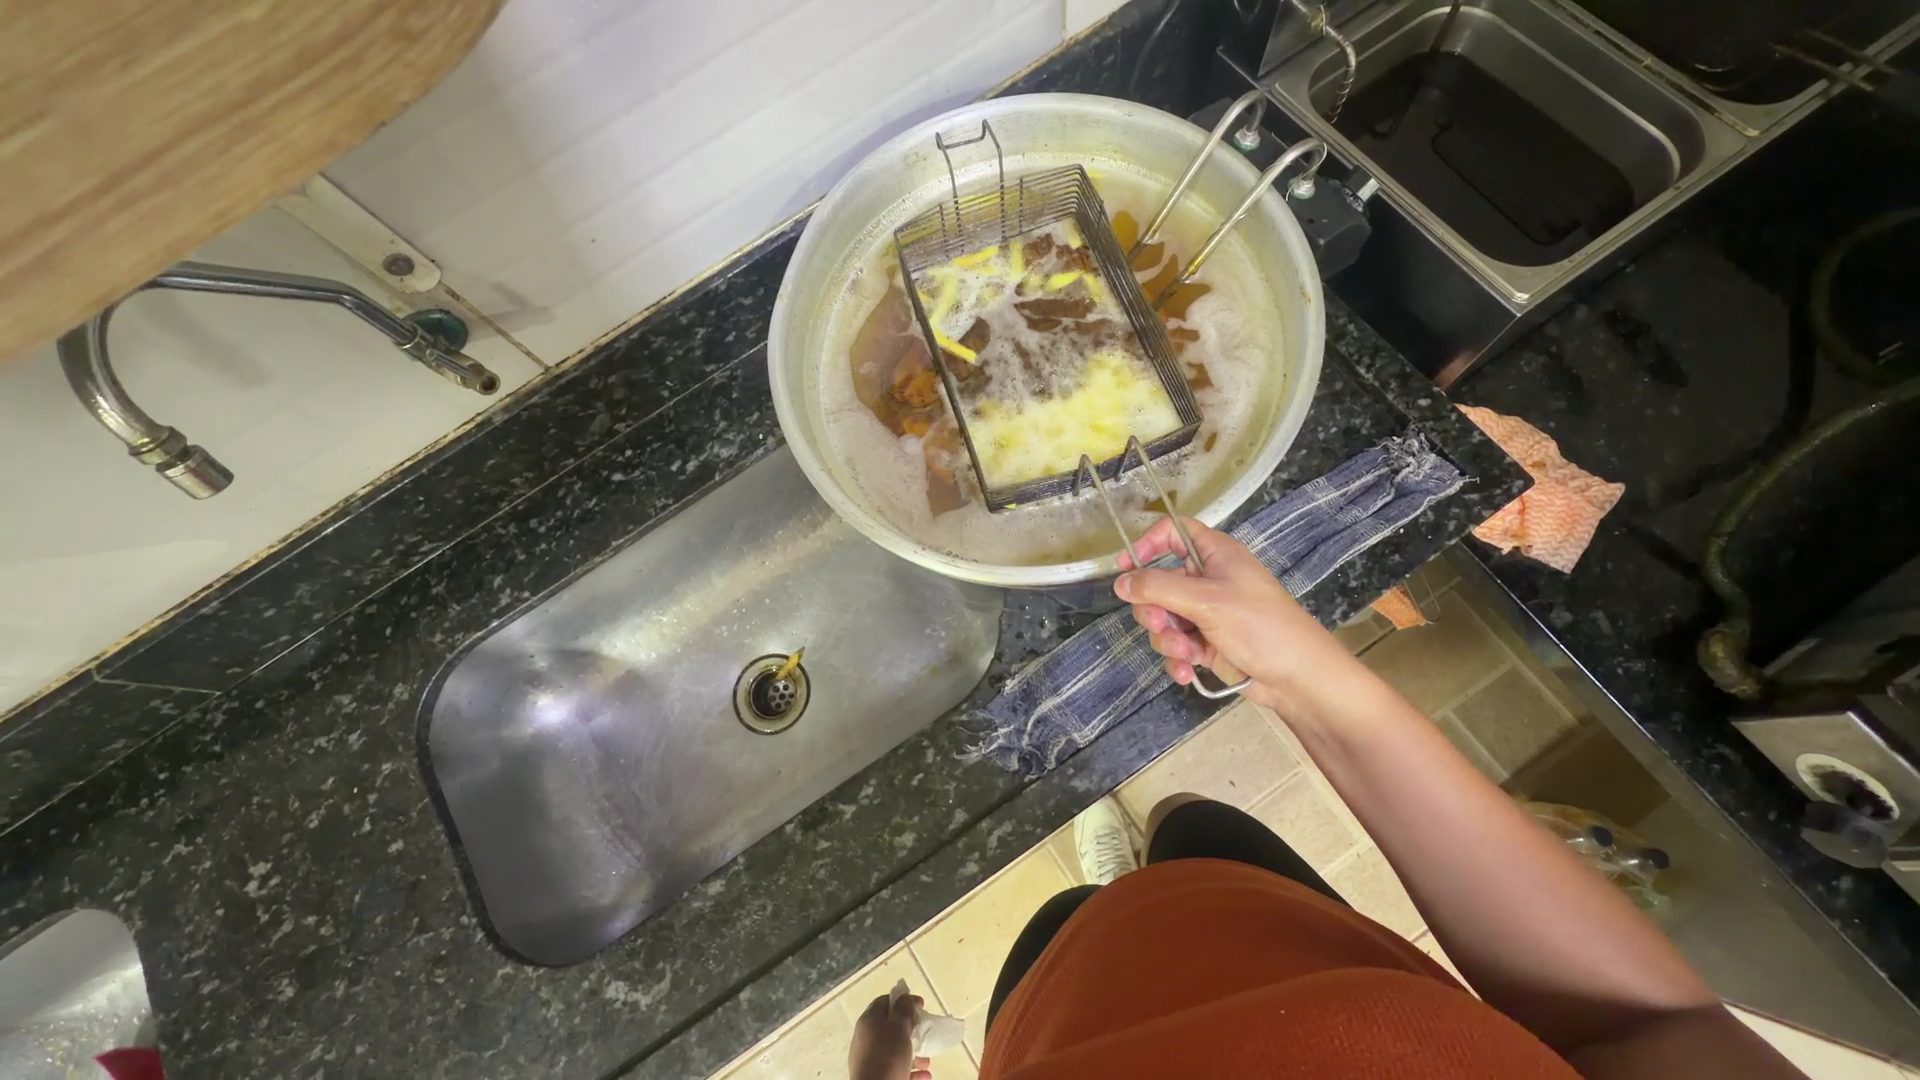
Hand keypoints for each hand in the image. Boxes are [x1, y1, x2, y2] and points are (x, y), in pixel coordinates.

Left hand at [849, 993, 931, 1079]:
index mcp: (869, 1021)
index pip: (885, 1001)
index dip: (903, 1000)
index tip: (921, 1005)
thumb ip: (904, 1009)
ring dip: (914, 1054)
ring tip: (927, 1061)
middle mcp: (866, 1038)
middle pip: (891, 1028)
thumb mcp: (899, 1026)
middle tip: (924, 1033)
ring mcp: (870, 1060)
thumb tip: (905, 998)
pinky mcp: (876, 1076)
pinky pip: (896, 1069)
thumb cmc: (888, 1056)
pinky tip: (924, 1075)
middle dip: (911, 1031)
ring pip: (895, 1051)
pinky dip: (911, 1071)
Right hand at [1115, 518, 1345, 712]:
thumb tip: (1119, 582)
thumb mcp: (1206, 601)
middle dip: (1154, 609)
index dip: (1148, 544)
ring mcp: (1207, 613)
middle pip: (1159, 583)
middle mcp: (1209, 580)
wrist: (1297, 678)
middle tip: (1159, 624)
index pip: (1174, 533)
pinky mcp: (1207, 643)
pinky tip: (1187, 672)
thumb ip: (1158, 588)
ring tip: (1184, 653)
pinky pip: (1176, 645)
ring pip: (1164, 618)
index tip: (1126, 566)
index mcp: (1215, 555)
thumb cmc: (1260, 626)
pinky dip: (1177, 659)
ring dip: (1167, 639)